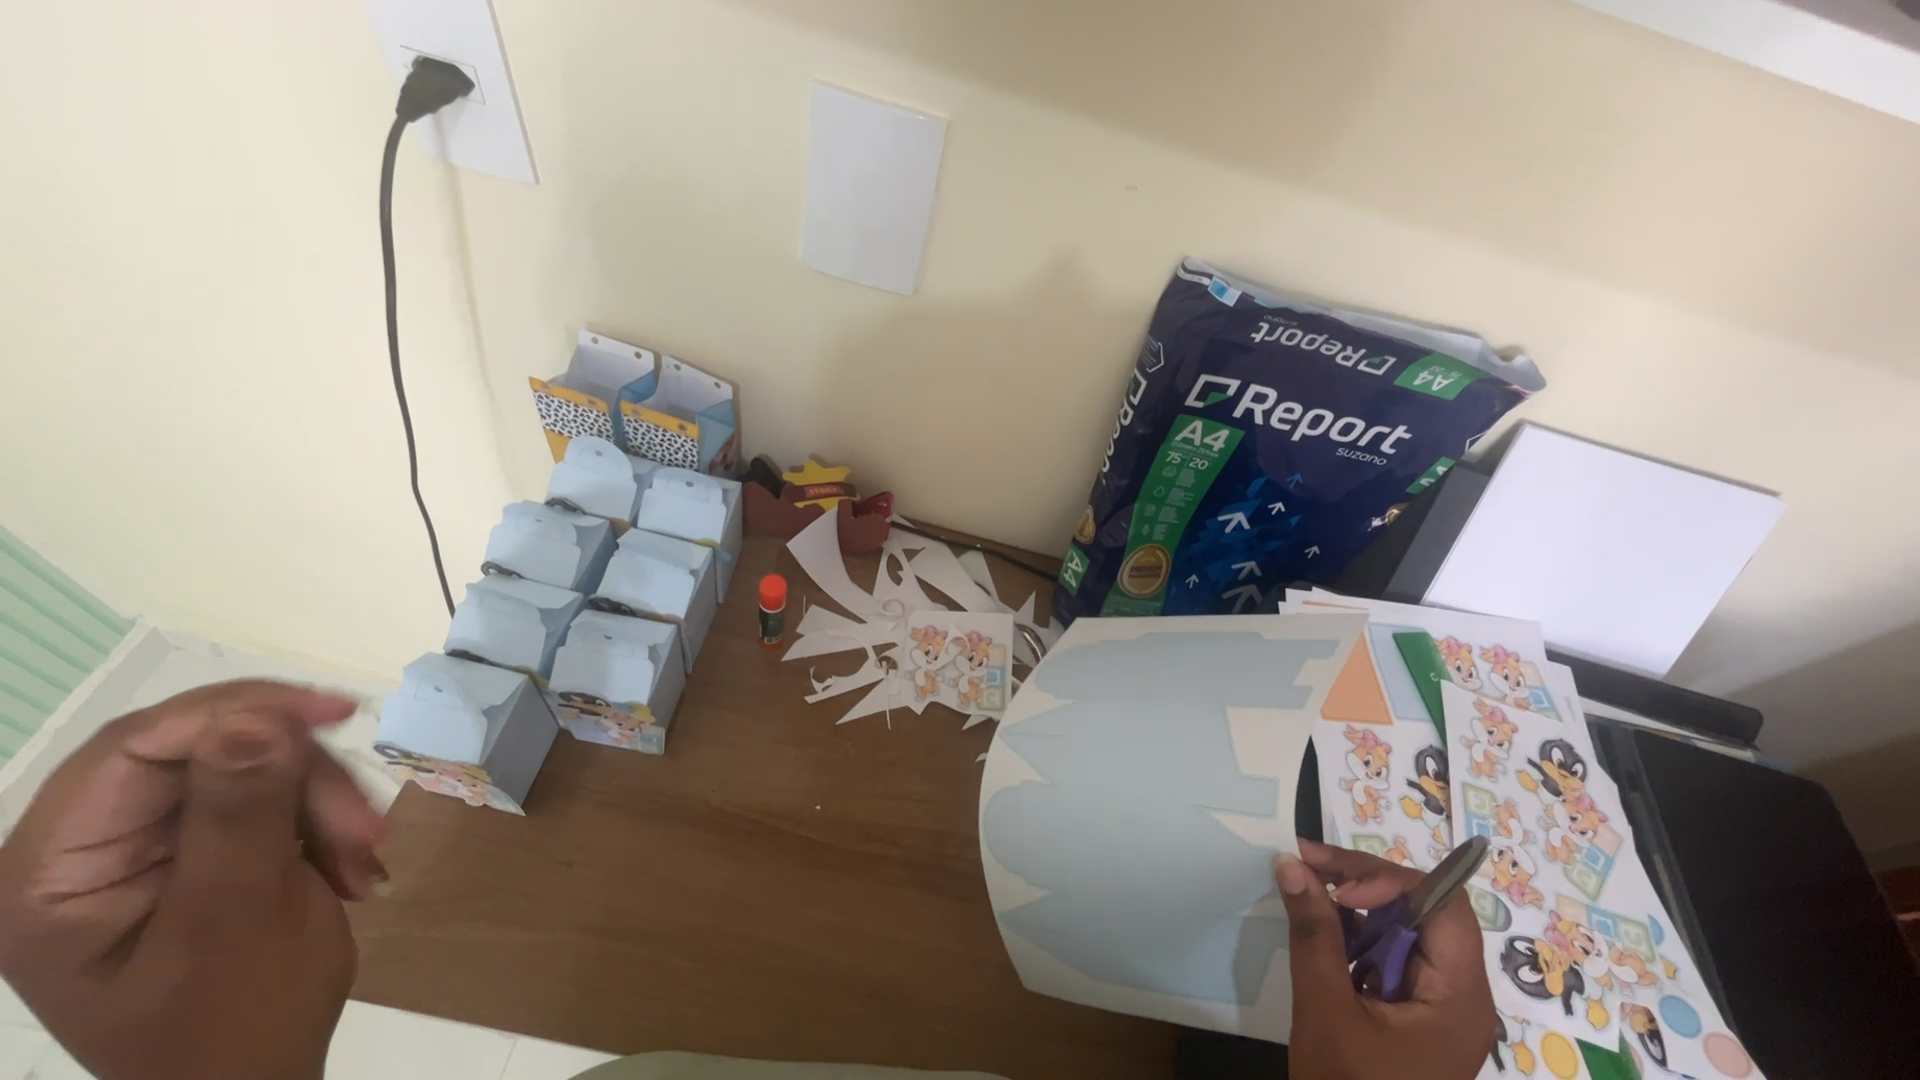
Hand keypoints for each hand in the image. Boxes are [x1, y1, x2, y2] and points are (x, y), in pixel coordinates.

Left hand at [0, 681, 385, 1079]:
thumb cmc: (237, 1019)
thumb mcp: (241, 917)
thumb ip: (240, 814)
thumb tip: (256, 718)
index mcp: (54, 870)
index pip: (136, 747)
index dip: (238, 711)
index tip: (338, 715)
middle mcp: (88, 848)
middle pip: (204, 752)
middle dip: (300, 776)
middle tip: (365, 824)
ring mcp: (147, 849)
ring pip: (252, 768)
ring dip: (323, 802)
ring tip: (364, 856)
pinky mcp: (200, 851)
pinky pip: (272, 797)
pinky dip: (324, 820)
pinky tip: (350, 863)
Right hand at [1276, 838, 1494, 1079]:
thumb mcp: (1324, 1008)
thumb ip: (1314, 932)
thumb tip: (1293, 864)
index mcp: (1458, 996)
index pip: (1443, 906)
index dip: (1390, 879)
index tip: (1334, 881)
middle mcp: (1461, 995)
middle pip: (1426, 912)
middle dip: (1366, 882)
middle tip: (1306, 865)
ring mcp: (1440, 1007)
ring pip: (1406, 931)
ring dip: (1357, 907)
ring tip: (1308, 893)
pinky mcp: (1417, 1017)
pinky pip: (1393, 958)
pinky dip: (1357, 937)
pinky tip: (1324, 933)